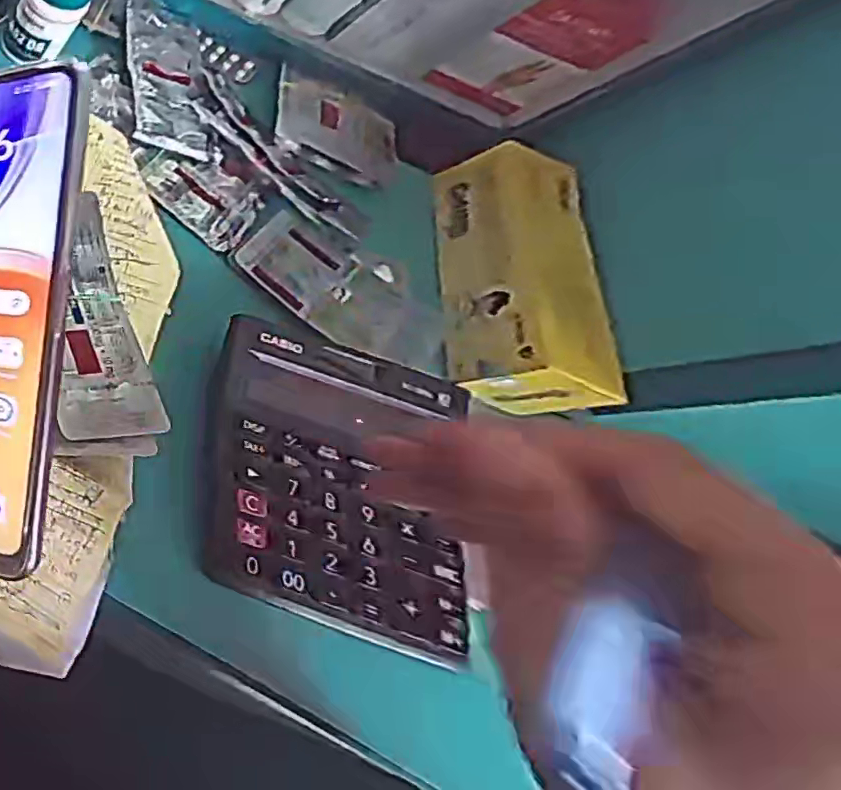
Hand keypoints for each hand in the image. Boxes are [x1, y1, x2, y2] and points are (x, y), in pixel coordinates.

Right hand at [374, 422, 840, 788]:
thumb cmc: (633, 788)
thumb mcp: (577, 684)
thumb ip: (540, 558)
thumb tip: (483, 445)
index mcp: (808, 606)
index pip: (651, 470)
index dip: (528, 443)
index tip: (429, 441)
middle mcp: (806, 591)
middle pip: (622, 490)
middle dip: (495, 467)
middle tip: (397, 457)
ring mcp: (766, 609)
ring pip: (609, 516)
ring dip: (499, 495)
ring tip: (404, 485)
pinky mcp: (723, 626)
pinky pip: (616, 552)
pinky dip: (533, 533)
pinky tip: (459, 523)